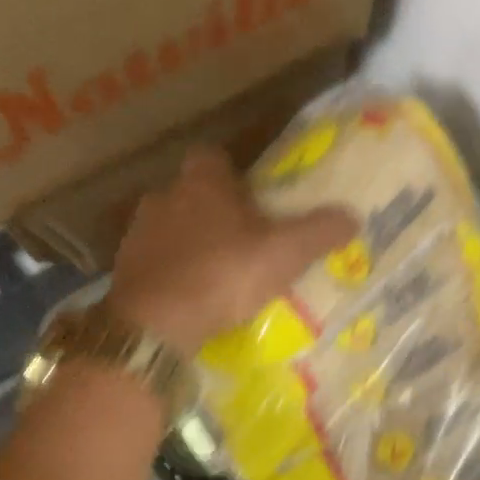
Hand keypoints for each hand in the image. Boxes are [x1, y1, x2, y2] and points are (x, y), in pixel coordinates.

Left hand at [105, 146, 356, 351]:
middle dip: (217, 213)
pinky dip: (176, 275)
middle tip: (247, 242)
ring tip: (223, 276)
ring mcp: (140, 233)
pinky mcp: (127, 269)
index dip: (234, 175)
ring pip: (174, 229)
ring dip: (194, 245)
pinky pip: (159, 264)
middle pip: (194, 194)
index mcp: (203, 183)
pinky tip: (196, 299)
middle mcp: (166, 197)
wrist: (156, 322)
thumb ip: (319, 232)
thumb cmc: (224, 274)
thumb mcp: (285, 253)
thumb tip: (352, 215)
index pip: (214, 158)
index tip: (255, 198)